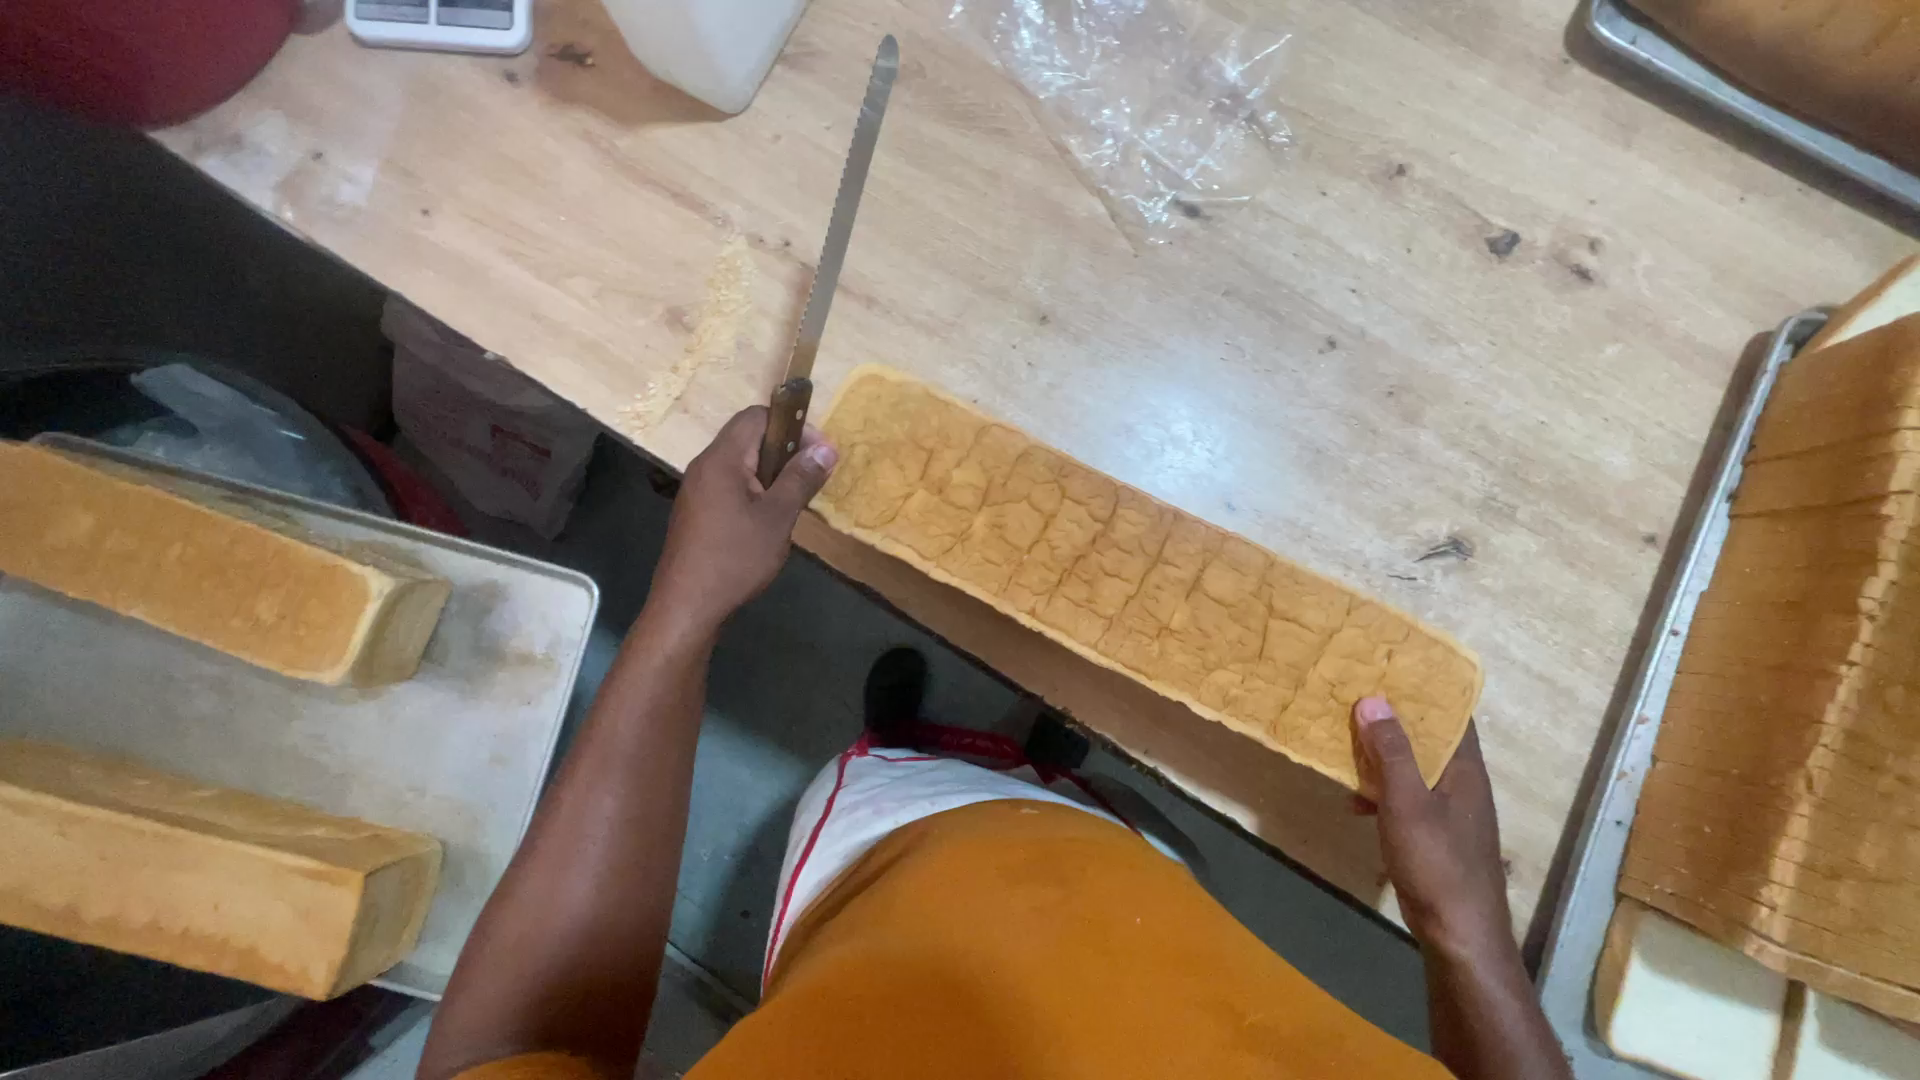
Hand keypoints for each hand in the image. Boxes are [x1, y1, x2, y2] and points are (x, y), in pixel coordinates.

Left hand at [646, 406, 836, 638]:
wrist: (687, 605)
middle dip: (786, 449)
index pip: (757, 416)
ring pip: (741, 463)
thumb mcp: (777, 517)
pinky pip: (730, 485)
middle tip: (812, 477)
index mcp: (722, 459)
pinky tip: (769, 519)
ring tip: (795, 499)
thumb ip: (801, 478)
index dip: (793, 425)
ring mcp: (698, 490)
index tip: (819, 453)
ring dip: (772, 472)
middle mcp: (705, 466)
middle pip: (748, 437)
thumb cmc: (735, 558)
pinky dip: (755, 490)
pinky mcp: (697, 512)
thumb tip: (826, 448)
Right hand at [1352, 698, 1515, 961]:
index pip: (1454, 716)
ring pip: (1414, 768)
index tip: (1392, 667)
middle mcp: (1463, 784)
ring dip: (1383, 755)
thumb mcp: (1407, 802)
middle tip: (1355, 695)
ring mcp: (1451, 811)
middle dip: (1394, 719)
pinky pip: (1406, 796)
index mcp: (1465, 770)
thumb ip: (1392, 752)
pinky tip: (1355, 801)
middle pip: (1430, 739)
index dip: (1427, 690)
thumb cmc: (1437, 862)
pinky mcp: (1435, 833)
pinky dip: (1381, 791)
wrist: (1459, 933)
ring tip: (1346, 740)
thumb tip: (1374, 699)